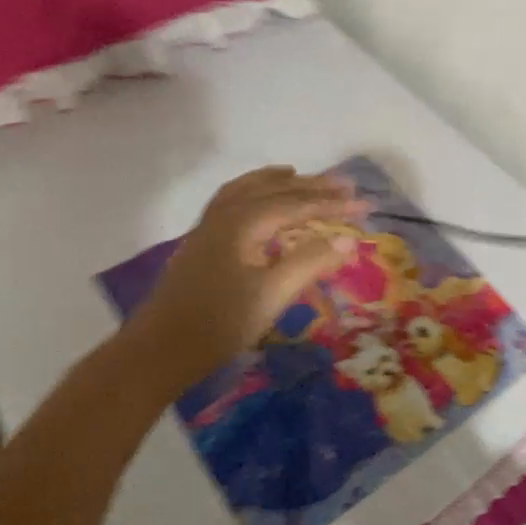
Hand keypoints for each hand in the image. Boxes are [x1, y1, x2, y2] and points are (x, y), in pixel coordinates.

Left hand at [119, 167, 366, 390]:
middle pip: (274, 190)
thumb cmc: (219, 323)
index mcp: (244, 221)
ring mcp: (208, 227)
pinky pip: (232, 201)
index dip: (333, 204)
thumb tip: (348, 240)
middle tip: (346, 185)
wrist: (159, 350)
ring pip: (248, 190)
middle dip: (312, 187)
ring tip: (297, 174)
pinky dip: (252, 192)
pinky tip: (256, 203)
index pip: (297, 204)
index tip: (366, 205)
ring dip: (278, 182)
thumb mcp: (272, 295)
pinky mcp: (201, 243)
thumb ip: (310, 262)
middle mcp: (225, 214)